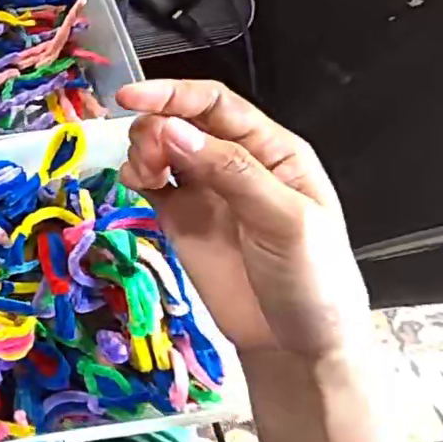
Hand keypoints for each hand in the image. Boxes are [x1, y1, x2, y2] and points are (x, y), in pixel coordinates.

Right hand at [116, 79, 369, 360]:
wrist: (294, 347)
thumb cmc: (312, 281)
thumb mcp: (285, 221)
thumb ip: (230, 171)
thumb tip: (172, 131)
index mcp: (271, 151)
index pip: (216, 105)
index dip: (173, 94)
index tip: (130, 96)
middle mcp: (232, 162)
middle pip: (180, 121)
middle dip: (154, 128)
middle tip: (150, 159)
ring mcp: (203, 189)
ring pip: (158, 147)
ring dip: (141, 150)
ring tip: (147, 177)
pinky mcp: (178, 216)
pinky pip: (148, 180)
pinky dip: (135, 174)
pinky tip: (139, 185)